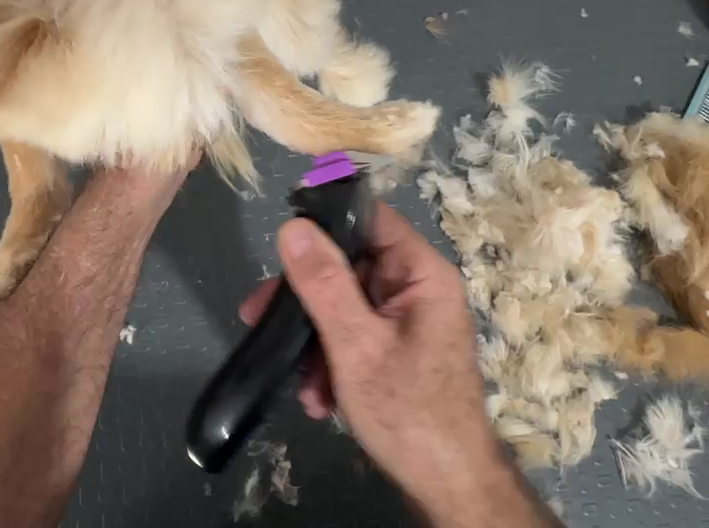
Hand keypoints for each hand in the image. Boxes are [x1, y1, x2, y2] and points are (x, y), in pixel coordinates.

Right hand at [239, 203, 544, 525]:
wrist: (450, 491)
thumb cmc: (409, 413)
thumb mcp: (356, 344)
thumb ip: (323, 282)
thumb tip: (293, 226)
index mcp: (420, 272)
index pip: (369, 217)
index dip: (325, 218)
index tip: (282, 237)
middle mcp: (416, 287)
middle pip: (347, 264)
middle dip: (304, 296)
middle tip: (258, 315)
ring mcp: (407, 320)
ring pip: (343, 303)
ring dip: (313, 338)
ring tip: (298, 380)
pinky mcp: (397, 349)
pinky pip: (353, 334)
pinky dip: (331, 360)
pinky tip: (318, 397)